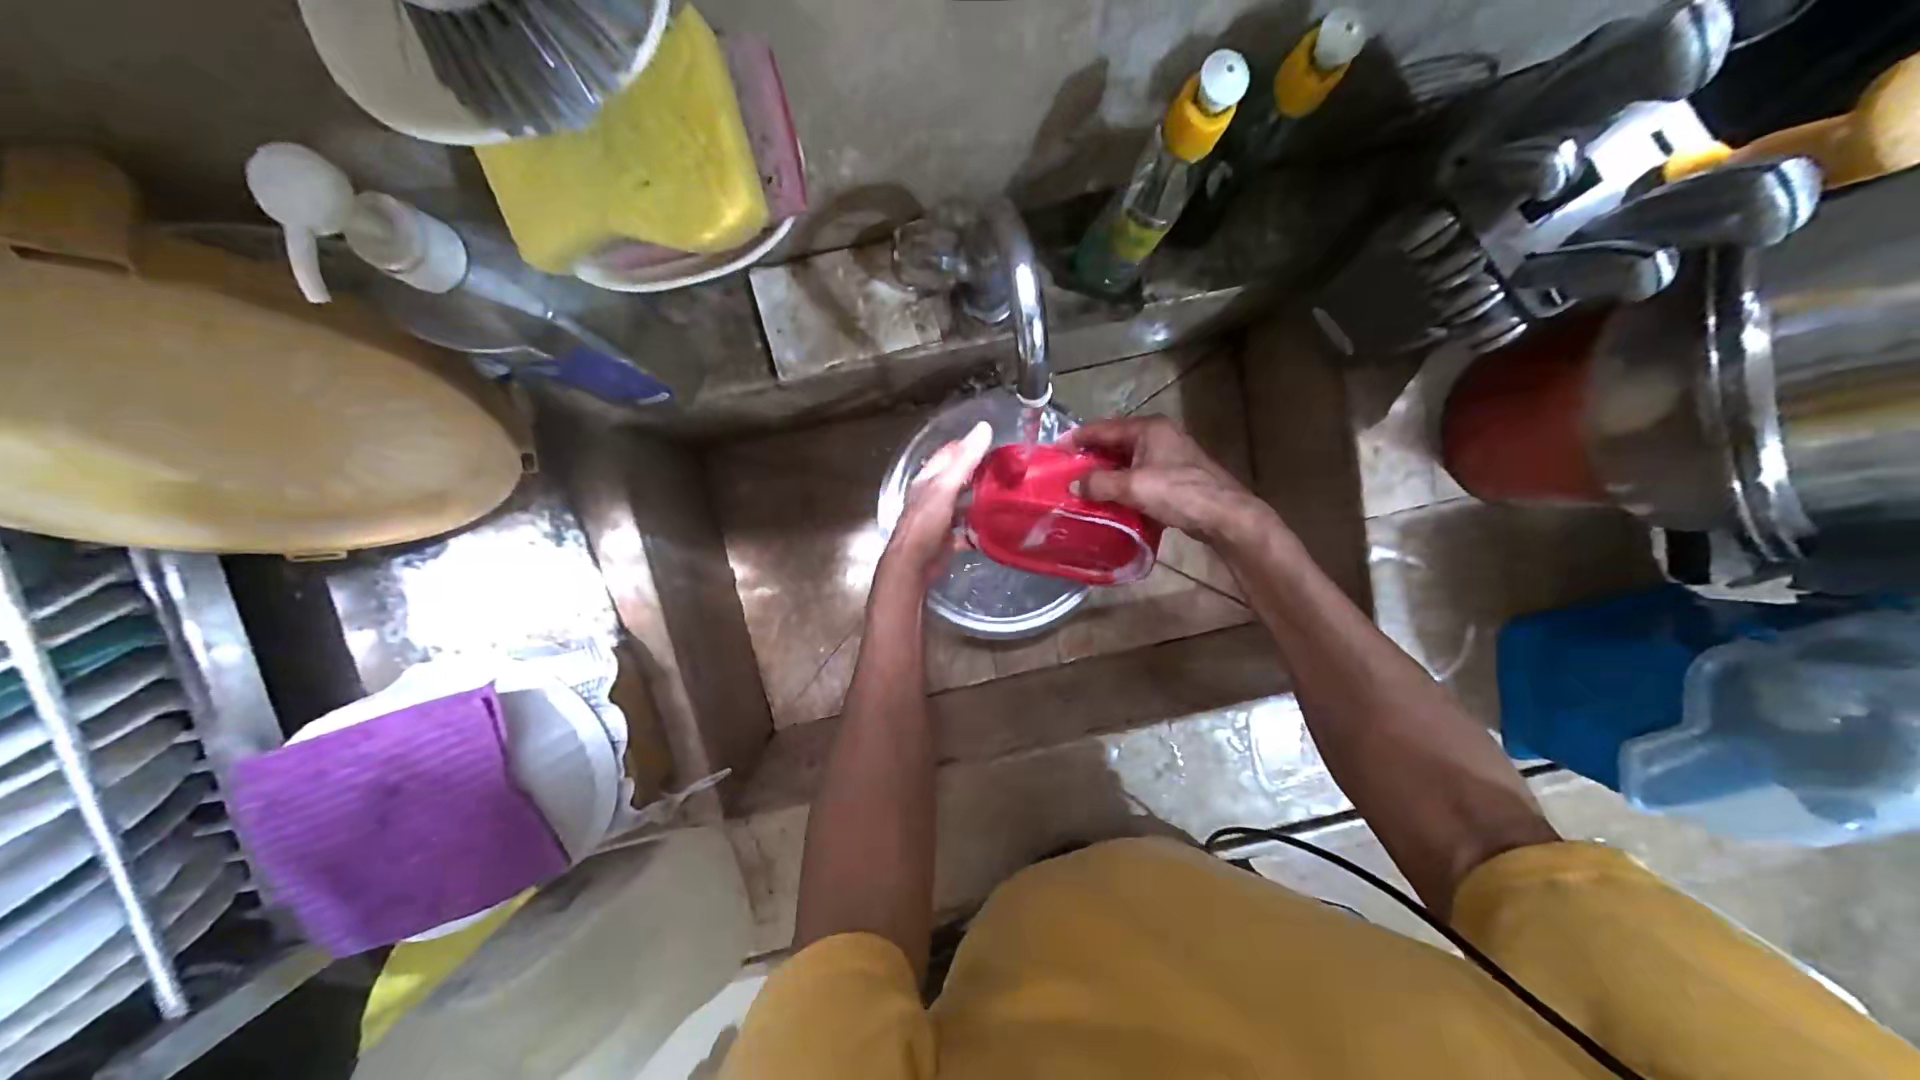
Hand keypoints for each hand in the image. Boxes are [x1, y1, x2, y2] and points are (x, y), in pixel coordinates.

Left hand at [878, 421, 993, 589]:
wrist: (913, 564)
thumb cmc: (926, 522)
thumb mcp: (945, 487)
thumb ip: (965, 460)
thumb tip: (984, 427)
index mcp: (929, 479)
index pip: (949, 454)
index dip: (969, 446)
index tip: (995, 443)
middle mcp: (932, 496)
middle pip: (958, 479)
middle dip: (980, 474)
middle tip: (1007, 470)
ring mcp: (939, 518)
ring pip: (963, 505)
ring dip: (980, 502)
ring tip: (1007, 497)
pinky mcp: (946, 540)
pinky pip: (966, 531)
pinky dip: (978, 530)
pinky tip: (996, 529)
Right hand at [1064, 416, 1281, 551]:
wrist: (1225, 514)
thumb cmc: (1179, 493)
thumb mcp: (1133, 487)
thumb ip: (1099, 483)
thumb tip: (1074, 485)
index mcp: (1148, 428)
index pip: (1102, 428)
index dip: (1077, 438)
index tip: (1054, 451)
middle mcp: (1157, 435)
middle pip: (1114, 443)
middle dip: (1090, 457)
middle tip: (1065, 471)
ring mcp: (1168, 455)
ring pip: (1126, 460)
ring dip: (1106, 473)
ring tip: (1082, 487)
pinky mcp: (1174, 475)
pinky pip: (1139, 475)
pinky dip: (1122, 484)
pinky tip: (1110, 499)